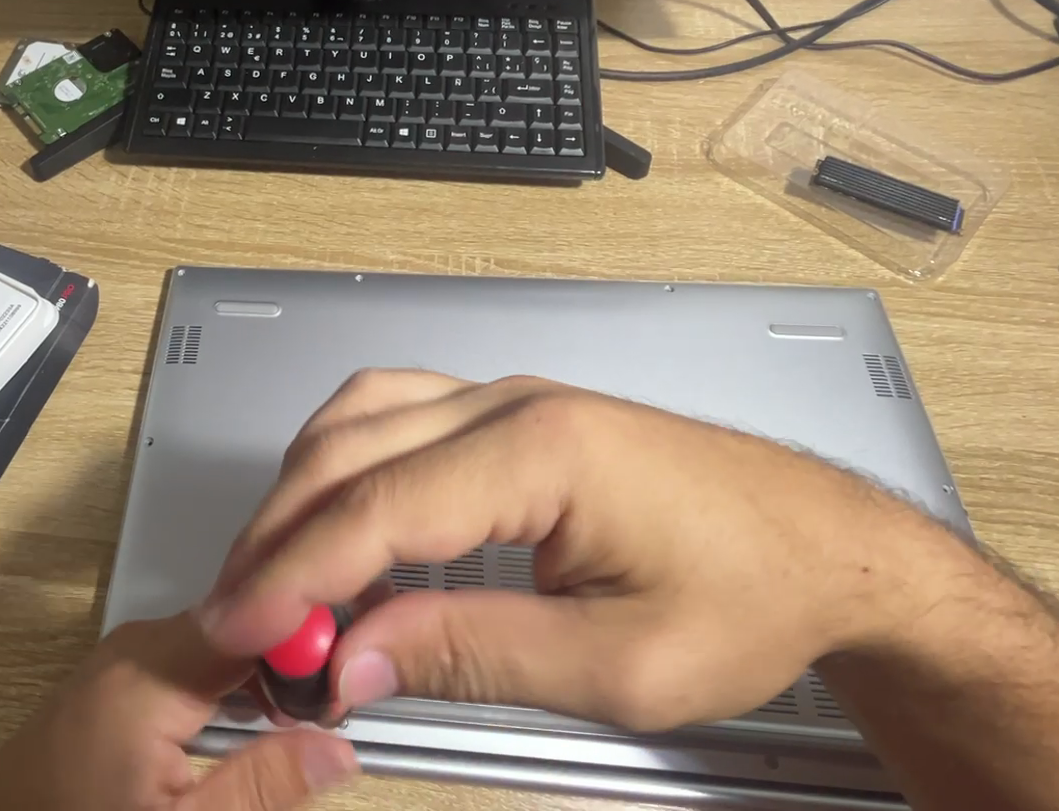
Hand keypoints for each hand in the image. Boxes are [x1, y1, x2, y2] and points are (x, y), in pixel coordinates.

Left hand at [0, 613, 356, 809]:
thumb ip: (262, 786)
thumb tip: (341, 747)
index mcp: (154, 669)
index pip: (260, 616)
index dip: (311, 643)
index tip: (346, 684)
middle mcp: (138, 644)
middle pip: (243, 629)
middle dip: (286, 671)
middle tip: (323, 722)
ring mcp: (121, 657)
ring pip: (219, 647)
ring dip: (257, 685)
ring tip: (288, 733)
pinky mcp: (113, 678)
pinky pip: (188, 665)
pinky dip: (221, 694)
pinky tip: (233, 735)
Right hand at [198, 370, 976, 730]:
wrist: (822, 542)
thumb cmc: (746, 599)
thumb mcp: (618, 664)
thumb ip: (472, 653)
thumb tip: (351, 661)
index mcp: (540, 450)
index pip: (381, 508)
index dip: (297, 573)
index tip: (241, 632)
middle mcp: (505, 401)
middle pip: (350, 452)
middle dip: (277, 535)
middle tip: (236, 616)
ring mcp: (500, 395)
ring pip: (357, 416)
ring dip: (299, 489)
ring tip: (270, 567)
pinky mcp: (503, 408)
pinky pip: (390, 410)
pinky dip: (339, 460)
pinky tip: (329, 503)